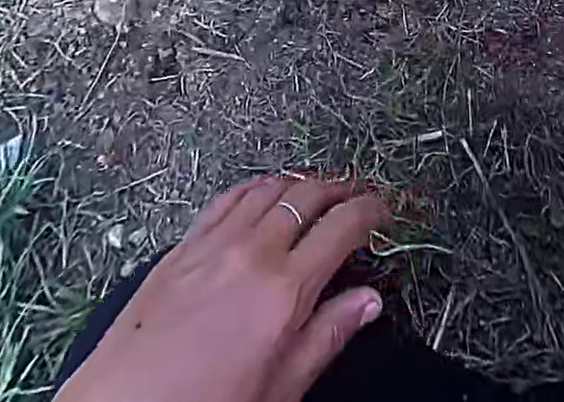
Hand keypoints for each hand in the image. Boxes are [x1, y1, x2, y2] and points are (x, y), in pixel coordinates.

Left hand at [57, 176, 389, 401]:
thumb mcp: (276, 393)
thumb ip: (327, 337)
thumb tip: (370, 299)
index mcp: (283, 292)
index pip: (344, 225)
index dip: (371, 209)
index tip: (382, 210)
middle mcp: (252, 254)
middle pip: (310, 194)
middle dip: (342, 188)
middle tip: (355, 198)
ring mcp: (214, 245)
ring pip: (272, 187)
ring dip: (302, 182)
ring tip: (316, 192)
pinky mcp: (182, 248)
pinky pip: (229, 198)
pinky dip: (257, 187)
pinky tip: (264, 194)